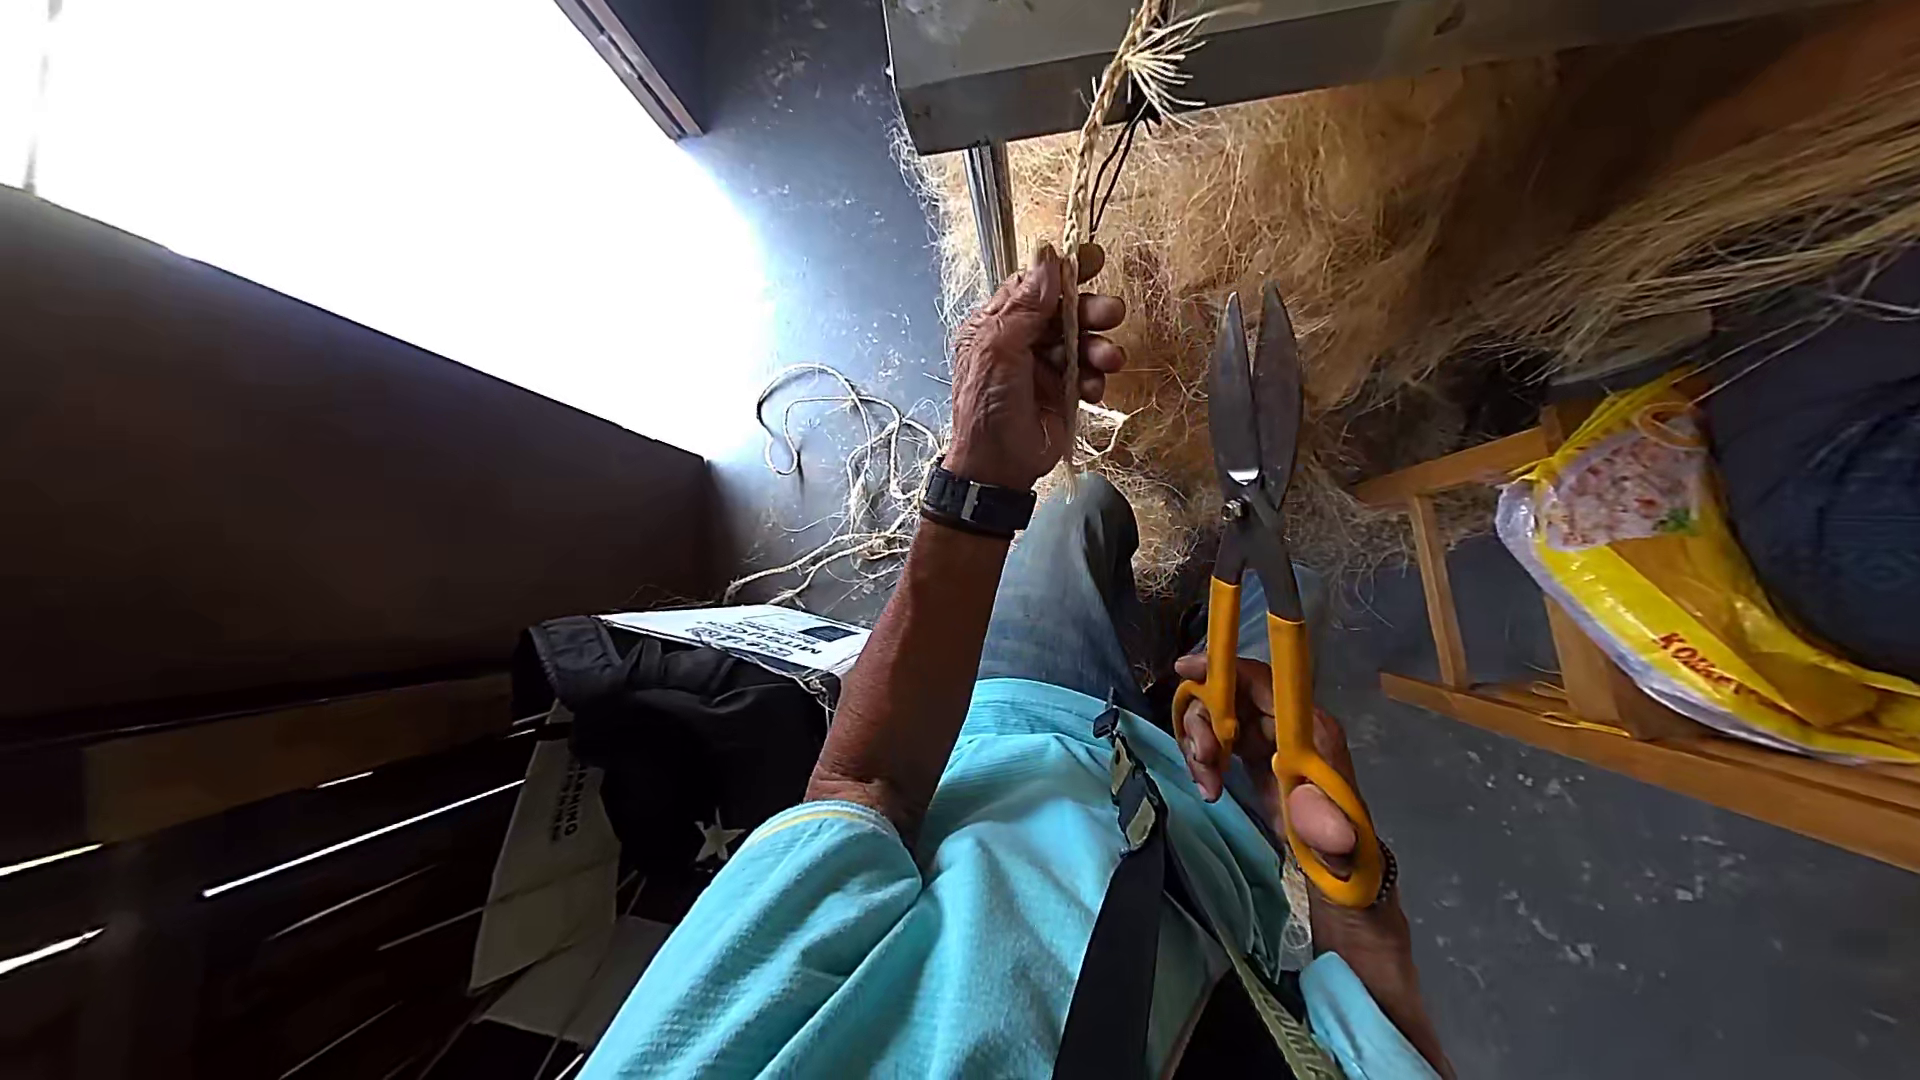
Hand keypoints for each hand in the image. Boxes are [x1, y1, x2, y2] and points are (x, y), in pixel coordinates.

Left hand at [945, 243, 1126, 489]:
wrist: (997, 465)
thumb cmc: (988, 405)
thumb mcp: (998, 349)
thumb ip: (1024, 305)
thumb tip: (1047, 255)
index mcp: (997, 325)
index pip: (1033, 288)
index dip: (1063, 274)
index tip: (1093, 259)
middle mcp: (1022, 343)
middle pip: (1064, 313)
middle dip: (1090, 311)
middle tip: (1111, 312)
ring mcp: (1044, 368)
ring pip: (1080, 343)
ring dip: (1098, 348)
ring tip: (1108, 358)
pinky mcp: (1062, 394)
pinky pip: (1086, 376)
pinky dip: (1094, 379)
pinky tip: (1091, 389)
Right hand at [1174, 652, 1454, 1077]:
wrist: (1353, 936)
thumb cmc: (1352, 903)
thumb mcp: (1346, 881)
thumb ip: (1334, 845)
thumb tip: (1309, 801)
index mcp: (1319, 754)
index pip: (1275, 689)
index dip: (1232, 670)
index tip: (1188, 672)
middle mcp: (1298, 745)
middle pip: (1241, 695)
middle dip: (1207, 714)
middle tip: (1201, 761)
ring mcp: (1278, 757)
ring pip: (1227, 714)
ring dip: (1201, 736)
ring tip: (1205, 782)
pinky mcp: (1261, 774)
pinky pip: (1224, 740)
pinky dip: (1204, 751)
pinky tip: (1207, 784)